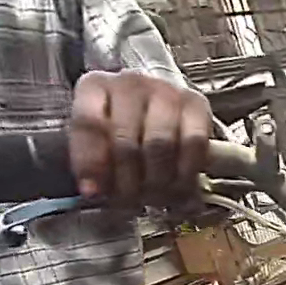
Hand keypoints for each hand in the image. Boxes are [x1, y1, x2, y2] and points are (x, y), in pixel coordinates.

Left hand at [69, 69, 211, 204]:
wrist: (160, 113)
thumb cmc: (123, 134)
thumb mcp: (96, 147)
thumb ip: (90, 166)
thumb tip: (92, 192)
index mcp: (95, 87)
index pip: (88, 123)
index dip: (91, 164)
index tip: (94, 193)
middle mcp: (130, 83)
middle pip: (125, 141)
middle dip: (127, 183)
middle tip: (130, 201)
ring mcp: (165, 91)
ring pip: (160, 144)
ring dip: (156, 181)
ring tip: (153, 196)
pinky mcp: (196, 104)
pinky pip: (193, 143)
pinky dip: (185, 172)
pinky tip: (177, 184)